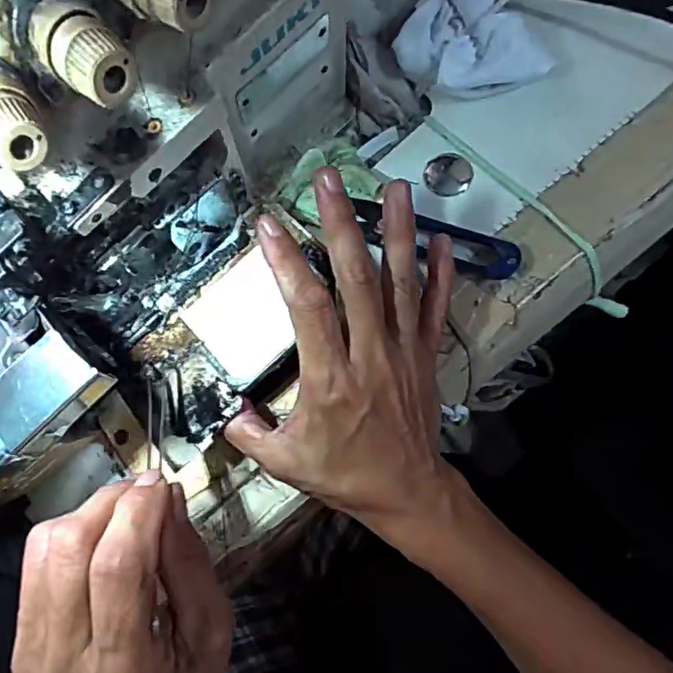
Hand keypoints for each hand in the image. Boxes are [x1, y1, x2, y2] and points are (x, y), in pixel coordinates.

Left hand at [11, 473, 232, 672]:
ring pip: (49, 544)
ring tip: (127, 513)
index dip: (137, 513)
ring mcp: (31, 655)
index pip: (117, 569)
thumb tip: (166, 497)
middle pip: (73, 548)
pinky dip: (71, 529)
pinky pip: (36, 556)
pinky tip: (99, 536)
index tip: (160, 483)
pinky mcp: (17, 641)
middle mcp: (62, 667)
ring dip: (91, 511)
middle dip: (113, 502)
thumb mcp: (212, 633)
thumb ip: (190, 564)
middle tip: (146, 492)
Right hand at [224, 169, 470, 545]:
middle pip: (355, 279)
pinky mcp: (425, 354)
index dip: (287, 262)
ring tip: (395, 187)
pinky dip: (441, 272)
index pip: (307, 307)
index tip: (269, 224)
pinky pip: (436, 308)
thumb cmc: (345, 475)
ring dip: (397, 231)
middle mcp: (369, 353)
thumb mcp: (284, 463)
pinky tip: (441, 240)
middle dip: (340, 224)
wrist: (409, 492)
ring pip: (401, 283)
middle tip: (328, 180)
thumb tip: (230, 410)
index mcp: (330, 377)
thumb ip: (249, 434)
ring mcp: (403, 350)